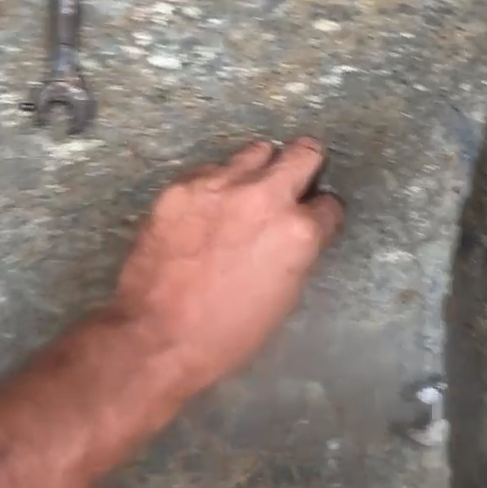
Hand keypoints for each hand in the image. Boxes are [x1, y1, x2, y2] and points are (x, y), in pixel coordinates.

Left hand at [106, 138, 343, 399]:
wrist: (156, 336)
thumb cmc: (228, 333)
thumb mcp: (284, 296)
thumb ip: (298, 252)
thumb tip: (298, 233)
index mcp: (298, 232)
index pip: (330, 204)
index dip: (321, 216)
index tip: (311, 222)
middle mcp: (265, 197)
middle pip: (304, 153)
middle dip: (305, 166)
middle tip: (294, 183)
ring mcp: (221, 185)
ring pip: (257, 151)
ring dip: (260, 170)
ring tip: (246, 194)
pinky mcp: (182, 185)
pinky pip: (212, 170)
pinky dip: (217, 185)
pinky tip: (205, 212)